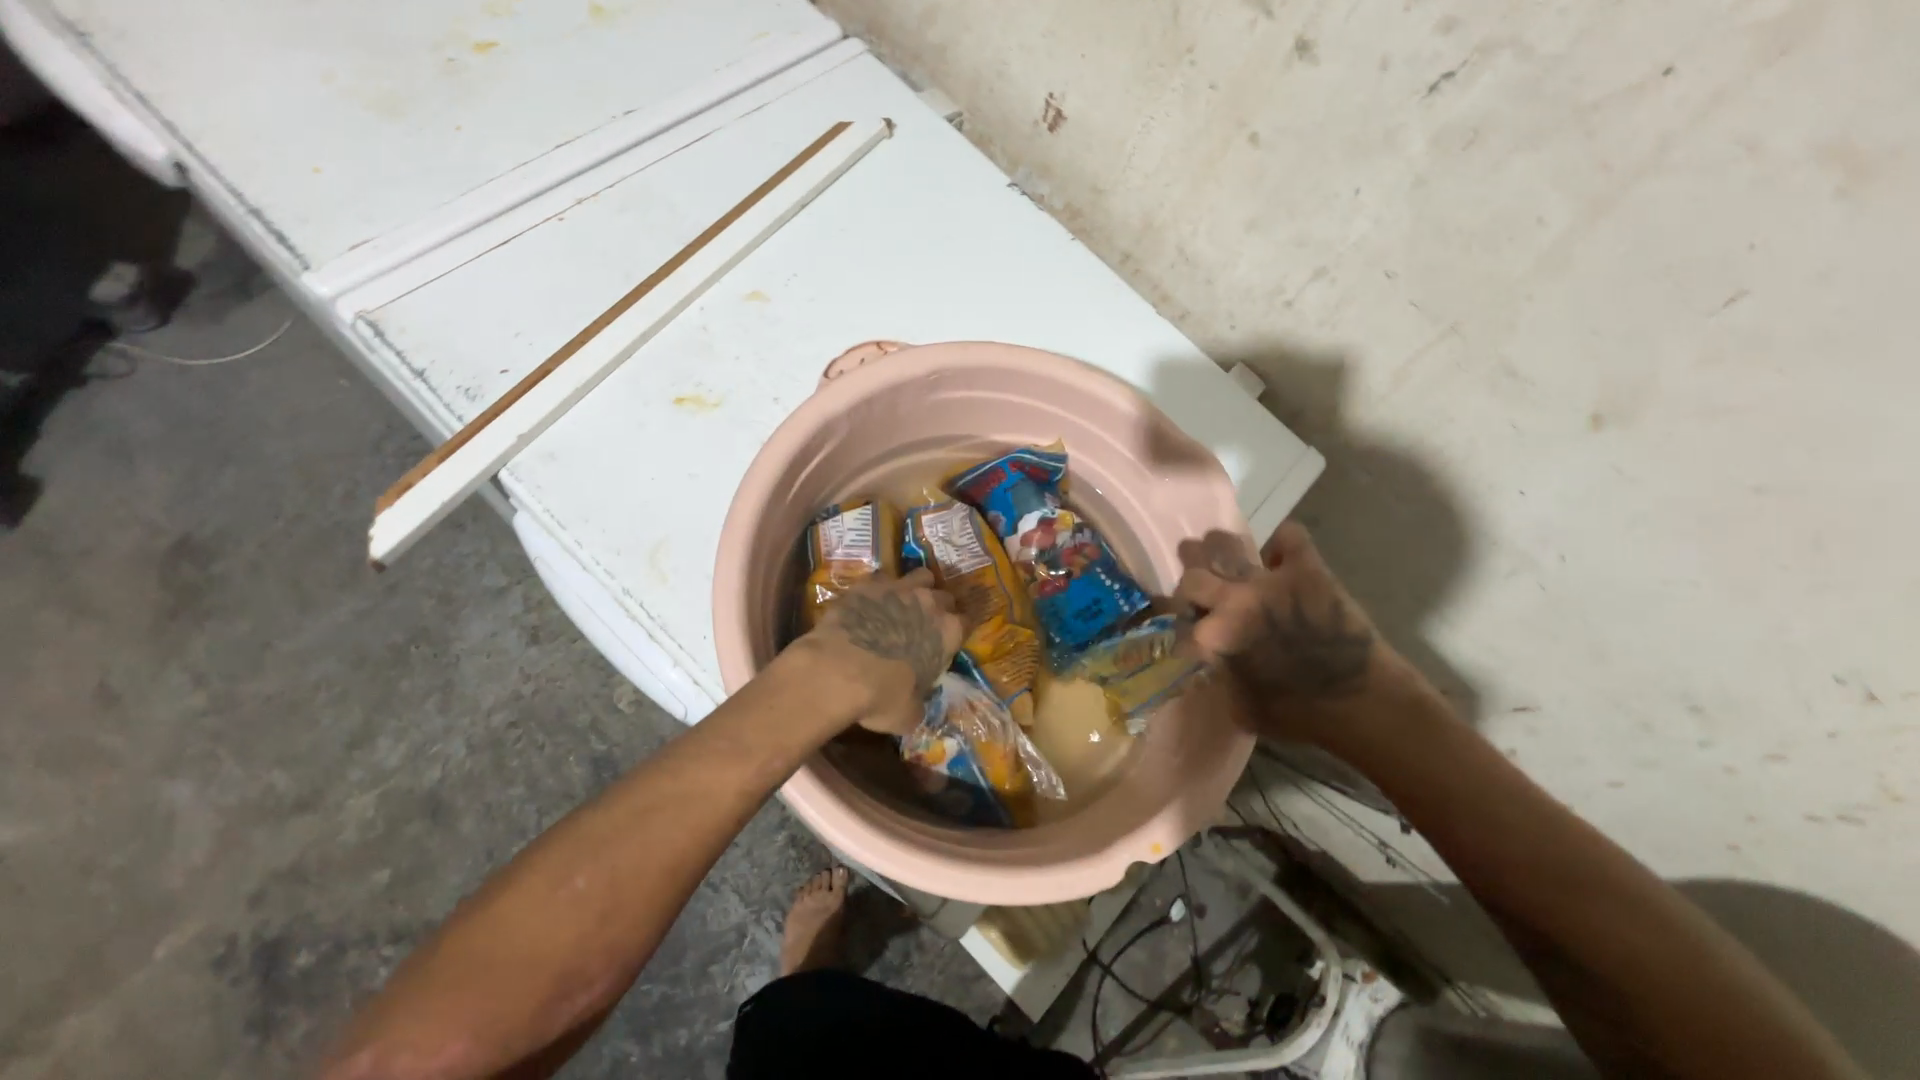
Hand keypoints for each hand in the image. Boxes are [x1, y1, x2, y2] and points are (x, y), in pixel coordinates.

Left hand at [793, 568, 964, 735]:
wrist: (835, 672)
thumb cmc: (881, 697)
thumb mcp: (908, 714)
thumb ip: (918, 703)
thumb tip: (915, 704)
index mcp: (948, 632)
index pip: (966, 623)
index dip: (956, 633)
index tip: (948, 643)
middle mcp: (928, 603)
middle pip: (945, 597)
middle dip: (939, 609)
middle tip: (925, 625)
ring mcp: (897, 588)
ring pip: (919, 576)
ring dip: (916, 588)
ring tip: (904, 604)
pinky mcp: (866, 585)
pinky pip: (881, 579)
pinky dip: (879, 589)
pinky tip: (869, 604)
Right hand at [1175, 522, 1415, 741]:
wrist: (1360, 703)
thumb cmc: (1298, 716)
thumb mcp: (1241, 708)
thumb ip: (1221, 678)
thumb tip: (1215, 666)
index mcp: (1212, 638)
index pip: (1179, 624)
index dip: (1184, 631)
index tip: (1195, 639)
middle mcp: (1232, 602)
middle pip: (1191, 578)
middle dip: (1192, 589)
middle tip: (1204, 597)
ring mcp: (1268, 581)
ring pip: (1223, 545)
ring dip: (1219, 553)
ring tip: (1227, 562)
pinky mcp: (1306, 569)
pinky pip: (1288, 536)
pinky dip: (1281, 544)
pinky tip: (1280, 559)